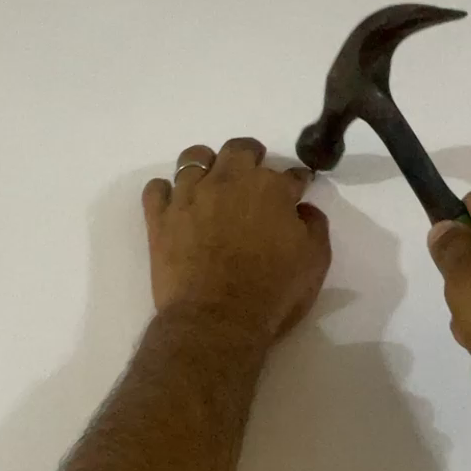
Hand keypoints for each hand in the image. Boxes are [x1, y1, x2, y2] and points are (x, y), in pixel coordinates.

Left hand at [143, 138, 331, 342]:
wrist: (217, 321)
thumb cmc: (272, 294)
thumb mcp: (315, 263)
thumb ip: (314, 227)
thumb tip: (304, 210)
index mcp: (270, 190)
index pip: (289, 174)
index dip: (296, 182)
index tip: (296, 191)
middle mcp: (228, 182)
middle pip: (239, 150)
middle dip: (251, 156)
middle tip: (254, 173)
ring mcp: (189, 196)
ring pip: (194, 158)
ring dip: (207, 165)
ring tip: (211, 183)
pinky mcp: (160, 218)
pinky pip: (156, 188)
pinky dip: (166, 192)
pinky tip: (175, 204)